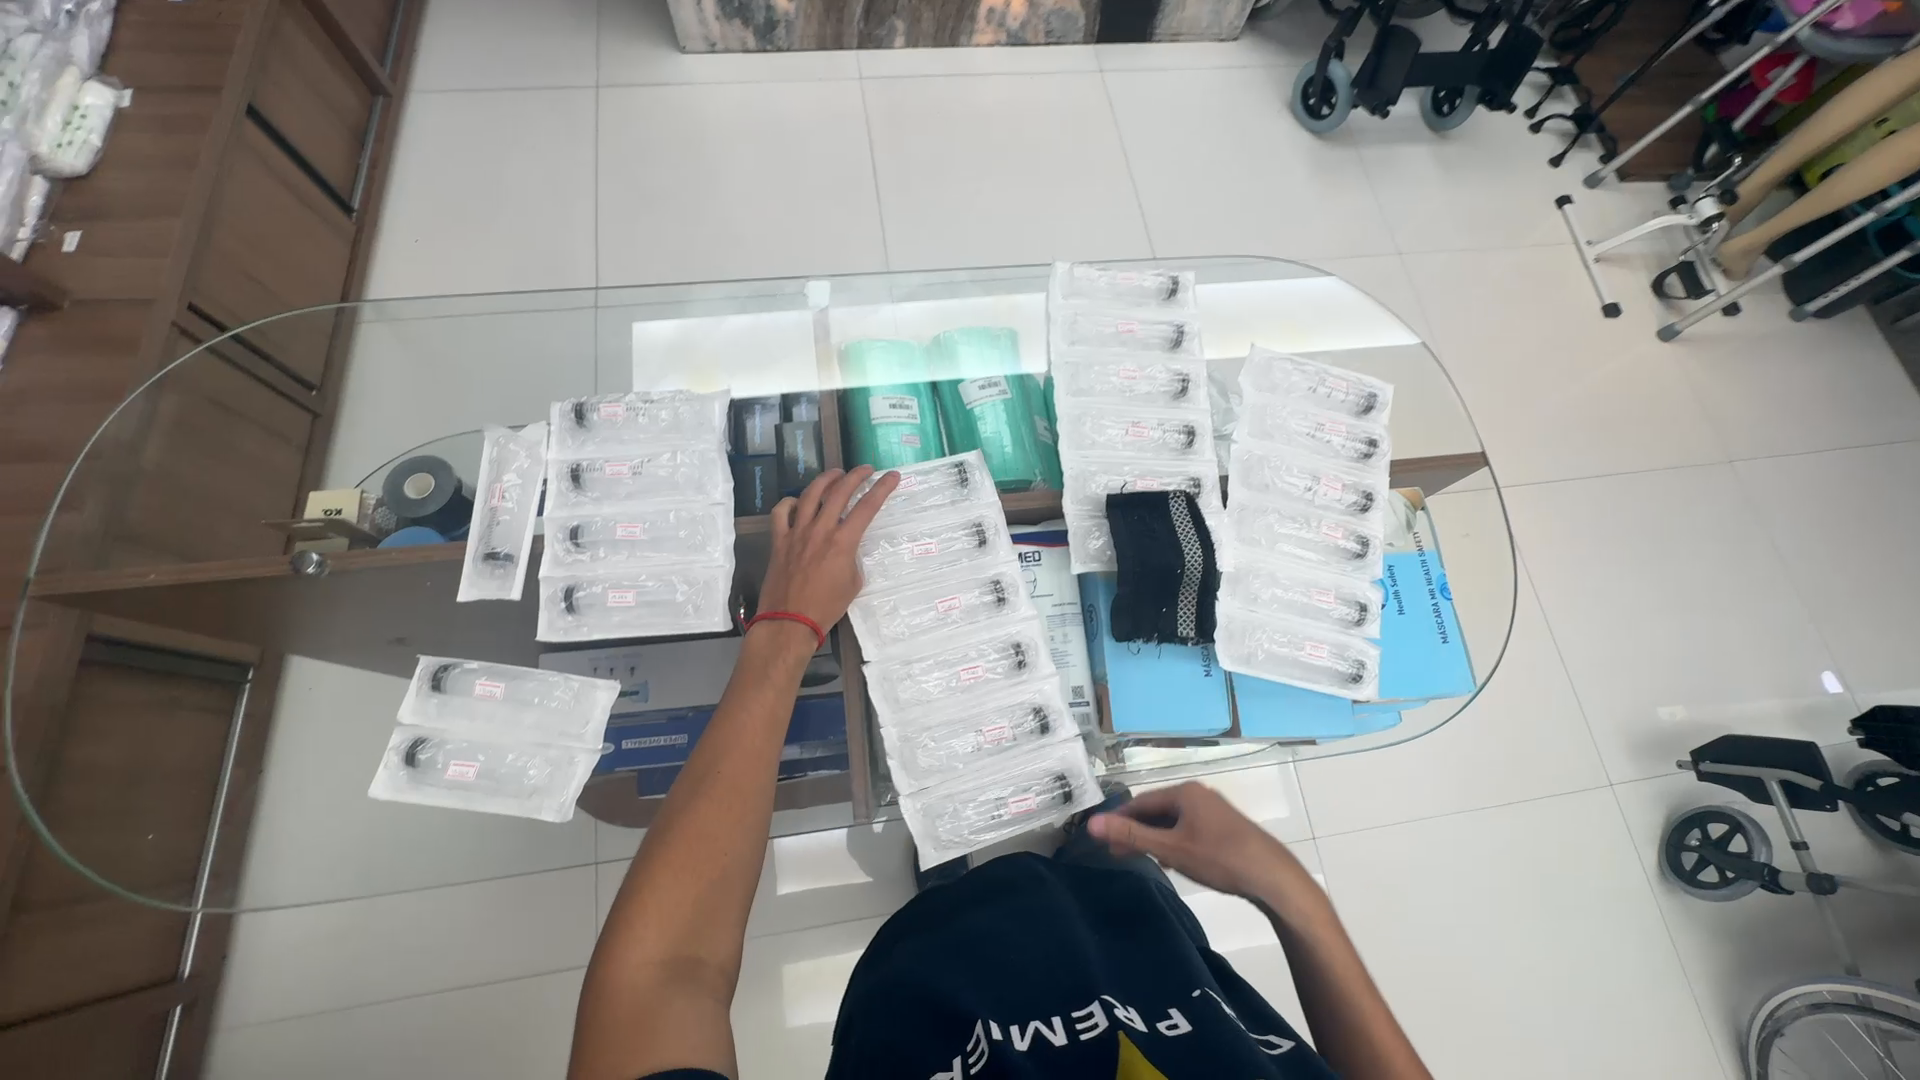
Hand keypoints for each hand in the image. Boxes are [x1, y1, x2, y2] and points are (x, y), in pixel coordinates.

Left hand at [756, 466, 898, 633]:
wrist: (789, 621)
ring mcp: (796, 532)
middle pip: (840, 492)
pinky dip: (790, 503)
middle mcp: (820, 530)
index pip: (867, 507)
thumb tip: (847, 548)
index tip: (892, 476)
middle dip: (856, 475)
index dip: (882, 488)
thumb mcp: (853, 583)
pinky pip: (781, 512)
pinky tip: (797, 503)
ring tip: (835, 474)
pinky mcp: (778, 540)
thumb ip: (852, 558)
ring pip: (810, 494)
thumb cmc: (827, 607)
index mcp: (843, 541)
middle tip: (865, 469)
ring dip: (825, 480)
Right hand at [1088, 782, 1324, 914]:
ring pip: (1173, 821)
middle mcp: (1198, 794)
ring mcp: (1214, 810)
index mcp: (1184, 792)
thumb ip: (1131, 836)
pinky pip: (1188, 828)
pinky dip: (1173, 841)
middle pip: (1156, 810)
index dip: (1119, 820)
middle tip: (1116, 853)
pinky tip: (1171, 860)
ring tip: (1139, 857)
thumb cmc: (1219, 859)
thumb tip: (1091, 824)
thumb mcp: (1170, 849)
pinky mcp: (1225, 828)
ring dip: (1154, 838)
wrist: (1274, 878)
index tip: (1101, 839)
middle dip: (1136, 830)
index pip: (1140, 802)